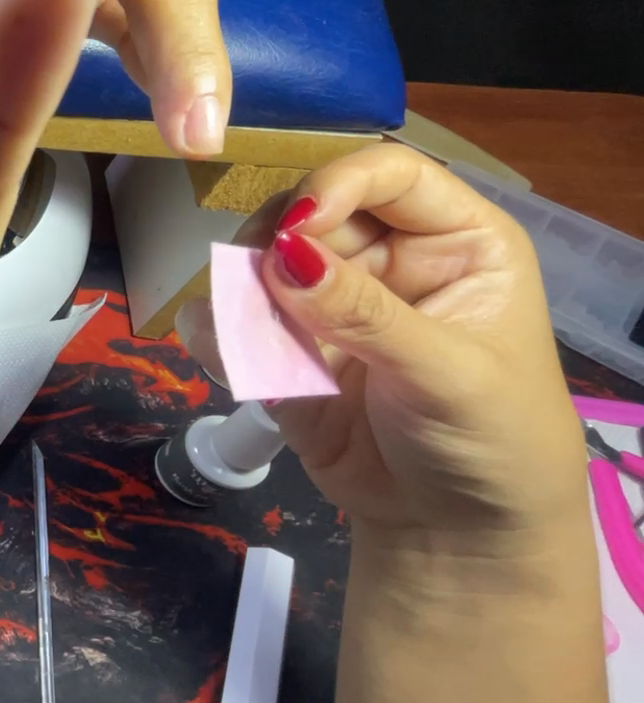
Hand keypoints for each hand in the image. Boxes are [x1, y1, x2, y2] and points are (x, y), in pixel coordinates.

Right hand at [178, 145, 586, 546]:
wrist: (443, 527)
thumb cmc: (490, 443)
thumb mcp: (444, 375)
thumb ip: (362, 313)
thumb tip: (279, 254)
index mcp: (451, 244)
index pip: (387, 175)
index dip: (335, 185)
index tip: (292, 228)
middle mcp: (380, 259)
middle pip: (302, 211)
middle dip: (270, 244)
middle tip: (257, 291)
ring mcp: (320, 298)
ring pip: (252, 259)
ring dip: (236, 293)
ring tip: (247, 338)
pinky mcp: (274, 338)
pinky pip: (224, 315)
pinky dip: (212, 332)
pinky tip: (228, 360)